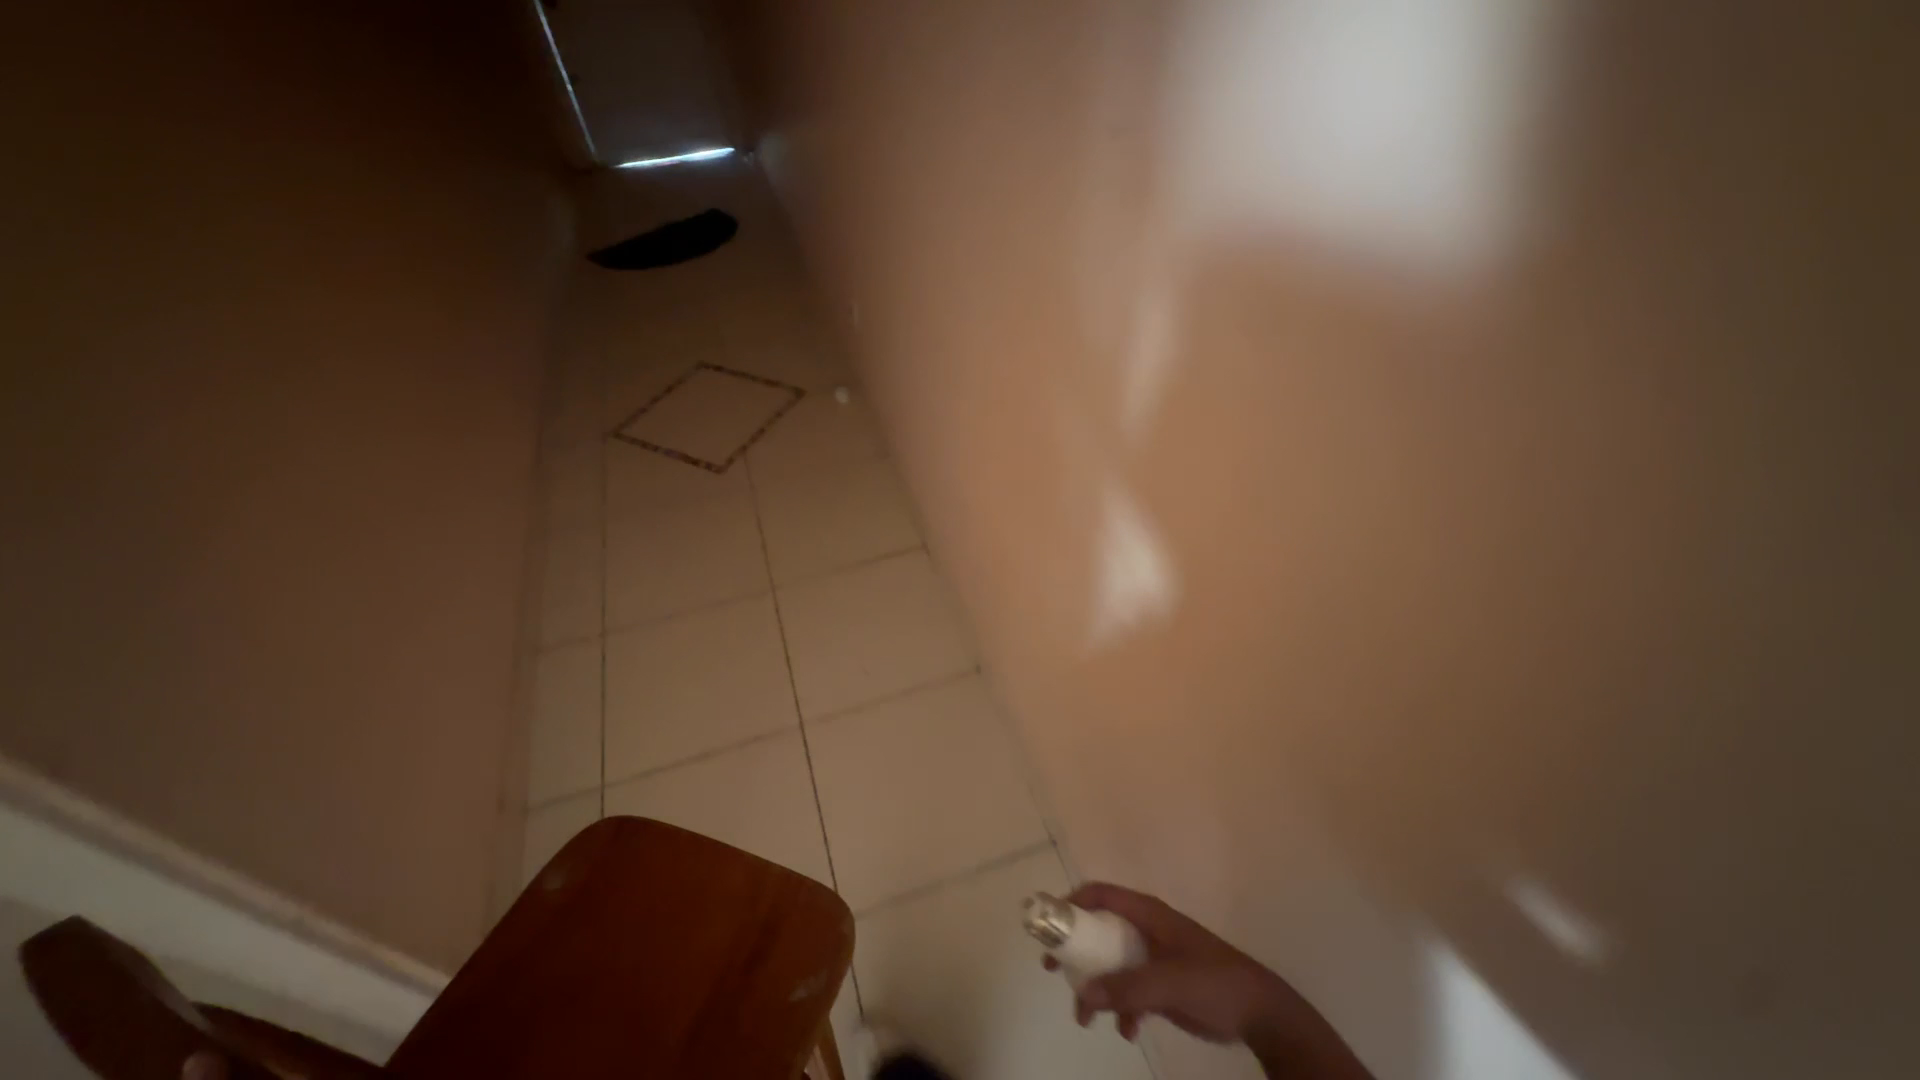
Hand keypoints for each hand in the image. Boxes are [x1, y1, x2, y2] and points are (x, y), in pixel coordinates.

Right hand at [1047, 883, 1370, 1078]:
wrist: (1260, 1013)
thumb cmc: (1214, 981)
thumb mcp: (1169, 982)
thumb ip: (1126, 988)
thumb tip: (1084, 994)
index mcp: (1148, 915)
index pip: (1101, 895)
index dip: (1072, 903)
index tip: (1051, 927)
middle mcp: (1146, 931)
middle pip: (1098, 931)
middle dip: (1075, 953)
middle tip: (1052, 970)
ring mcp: (1154, 958)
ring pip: (1110, 965)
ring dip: (1095, 989)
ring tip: (1086, 1019)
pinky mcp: (1162, 985)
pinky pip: (1128, 991)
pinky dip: (1121, 1009)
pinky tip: (1128, 1030)